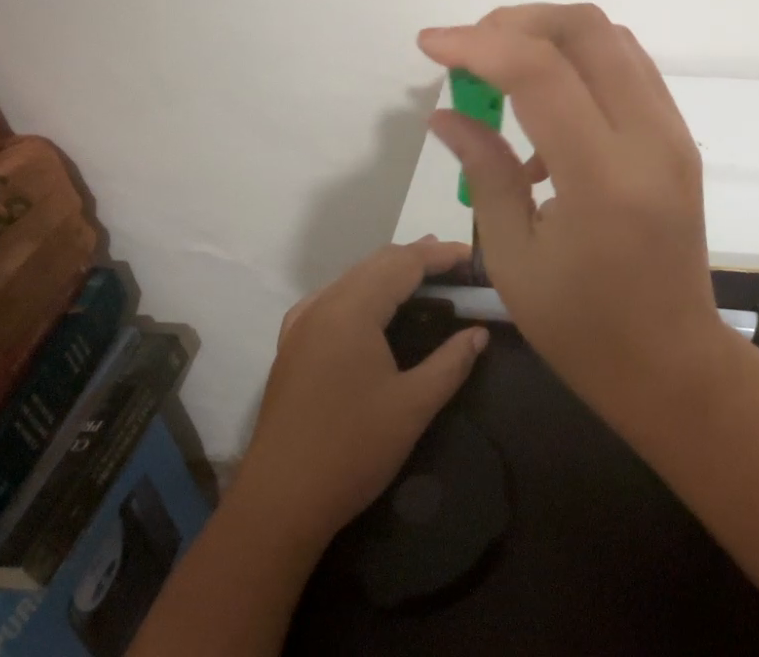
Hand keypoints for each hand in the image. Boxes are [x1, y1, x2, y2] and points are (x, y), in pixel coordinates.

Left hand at [236, 239, 488, 540]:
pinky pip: (334, 301)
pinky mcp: (293, 350)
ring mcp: (300, 328)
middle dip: (417, 259)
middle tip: (459, 267)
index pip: (402, 263)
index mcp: (350, 311)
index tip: (475, 258)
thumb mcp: (414, 405)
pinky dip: (366, 292)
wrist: (280, 502)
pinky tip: (377, 309)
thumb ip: (451, 362)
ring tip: (427, 277)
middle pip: (375, 264)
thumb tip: (479, 333)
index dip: (441, 256)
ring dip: (390, 273)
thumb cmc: (352, 448)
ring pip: (352, 280)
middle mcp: (321, 307)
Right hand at [418, 4, 724, 389]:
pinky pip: (631, 73)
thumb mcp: (513, 258)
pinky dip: (583, 67)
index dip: (479, 45)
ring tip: (500, 74)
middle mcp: (650, 140)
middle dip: (519, 22)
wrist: (671, 360)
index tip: (431, 45)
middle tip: (470, 50)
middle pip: (588, 30)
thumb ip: (484, 172)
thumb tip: (445, 114)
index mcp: (604, 178)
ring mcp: (674, 137)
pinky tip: (545, 116)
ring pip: (615, 41)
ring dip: (553, 37)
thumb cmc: (583, 328)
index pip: (540, 72)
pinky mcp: (680, 142)